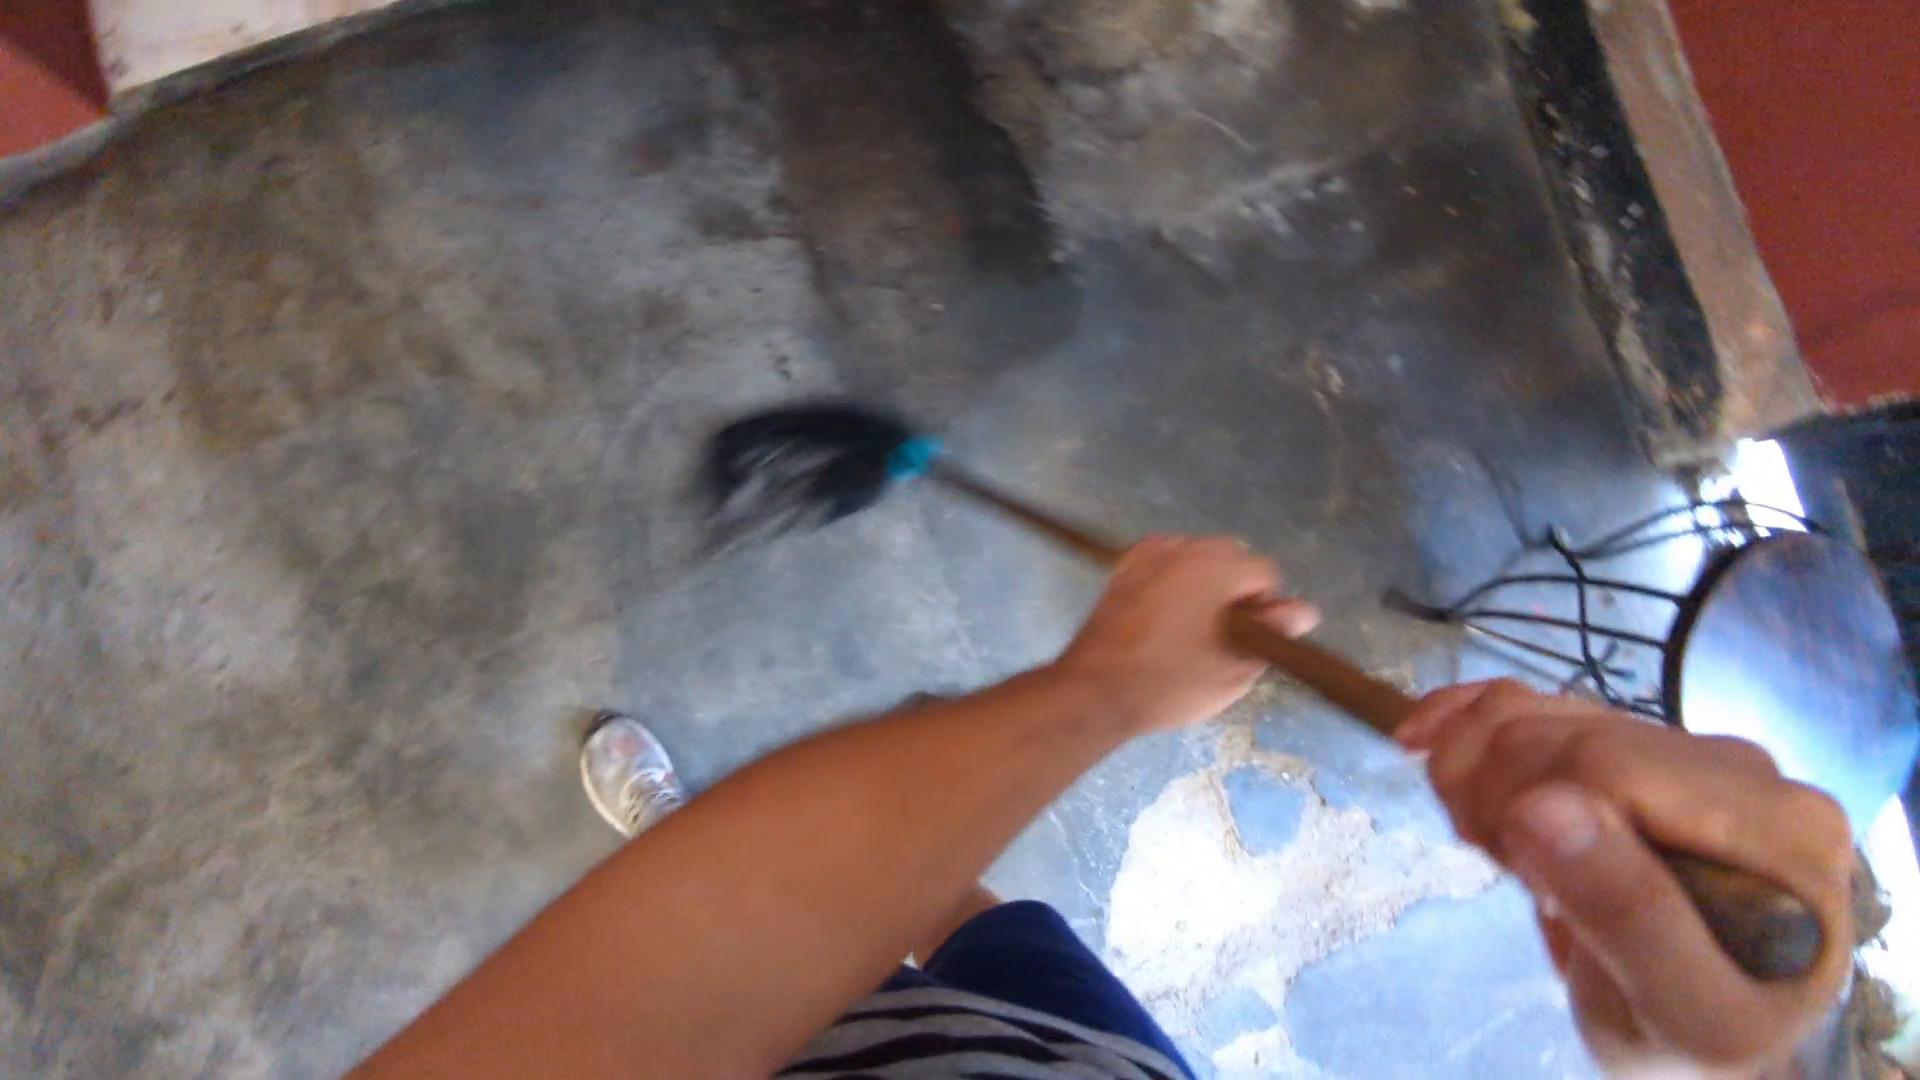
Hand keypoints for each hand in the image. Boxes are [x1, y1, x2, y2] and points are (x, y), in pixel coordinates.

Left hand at [1054, 535, 1320, 733]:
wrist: (1096, 689)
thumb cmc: (1171, 682)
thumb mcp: (1235, 667)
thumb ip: (1274, 632)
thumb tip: (1305, 611)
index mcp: (1216, 564)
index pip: (1265, 572)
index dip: (1265, 607)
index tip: (1246, 640)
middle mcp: (1182, 547)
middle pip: (1229, 556)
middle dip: (1234, 589)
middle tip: (1221, 636)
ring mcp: (1146, 555)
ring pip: (1194, 558)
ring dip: (1202, 583)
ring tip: (1189, 630)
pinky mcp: (1121, 570)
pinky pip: (1161, 566)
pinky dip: (1171, 582)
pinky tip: (1162, 617)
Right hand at [1399, 680, 1853, 1075]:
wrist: (1675, 1015)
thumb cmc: (1689, 1030)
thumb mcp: (1683, 1013)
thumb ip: (1631, 915)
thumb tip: (1541, 806)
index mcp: (1777, 823)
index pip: (1603, 762)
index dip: (1526, 805)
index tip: (1517, 876)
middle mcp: (1735, 764)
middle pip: (1553, 733)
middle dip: (1491, 794)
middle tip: (1500, 865)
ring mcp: (1667, 743)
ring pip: (1519, 708)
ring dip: (1465, 767)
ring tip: (1487, 839)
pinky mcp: (1610, 736)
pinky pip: (1511, 699)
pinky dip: (1452, 721)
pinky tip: (1423, 745)